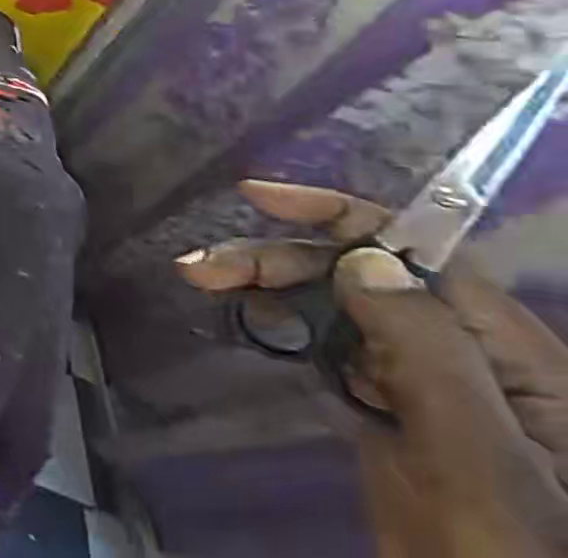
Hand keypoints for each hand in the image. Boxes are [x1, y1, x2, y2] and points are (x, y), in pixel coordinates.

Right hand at [178, 181, 567, 557]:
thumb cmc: (508, 548)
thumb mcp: (476, 456)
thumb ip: (429, 354)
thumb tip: (362, 258)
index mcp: (517, 362)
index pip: (423, 259)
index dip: (338, 217)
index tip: (255, 196)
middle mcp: (471, 360)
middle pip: (365, 279)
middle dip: (279, 259)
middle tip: (201, 269)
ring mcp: (430, 387)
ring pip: (342, 307)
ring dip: (272, 285)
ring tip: (205, 282)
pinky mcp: (393, 411)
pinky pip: (335, 345)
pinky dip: (285, 322)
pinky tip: (250, 320)